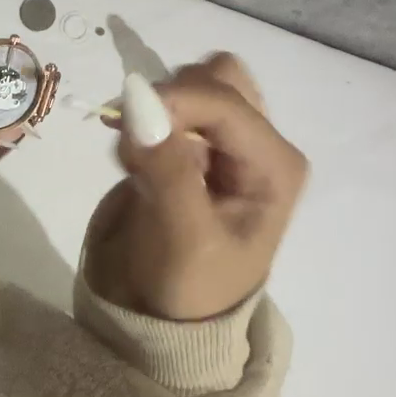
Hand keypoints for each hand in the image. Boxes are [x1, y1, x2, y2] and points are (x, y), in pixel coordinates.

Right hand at [85, 53, 307, 320]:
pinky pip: (172, 110)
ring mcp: (226, 146)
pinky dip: (147, 123)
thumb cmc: (188, 286)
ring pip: (198, 86)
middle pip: (220, 79)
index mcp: (274, 166)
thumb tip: (139, 108)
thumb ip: (167, 172)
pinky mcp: (193, 151)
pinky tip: (134, 161)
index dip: (174, 100)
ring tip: (135, 156)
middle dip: (173, 98)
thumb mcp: (182, 239)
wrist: (168, 317)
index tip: (121, 119)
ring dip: (159, 108)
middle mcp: (257, 146)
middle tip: (136, 139)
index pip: (226, 102)